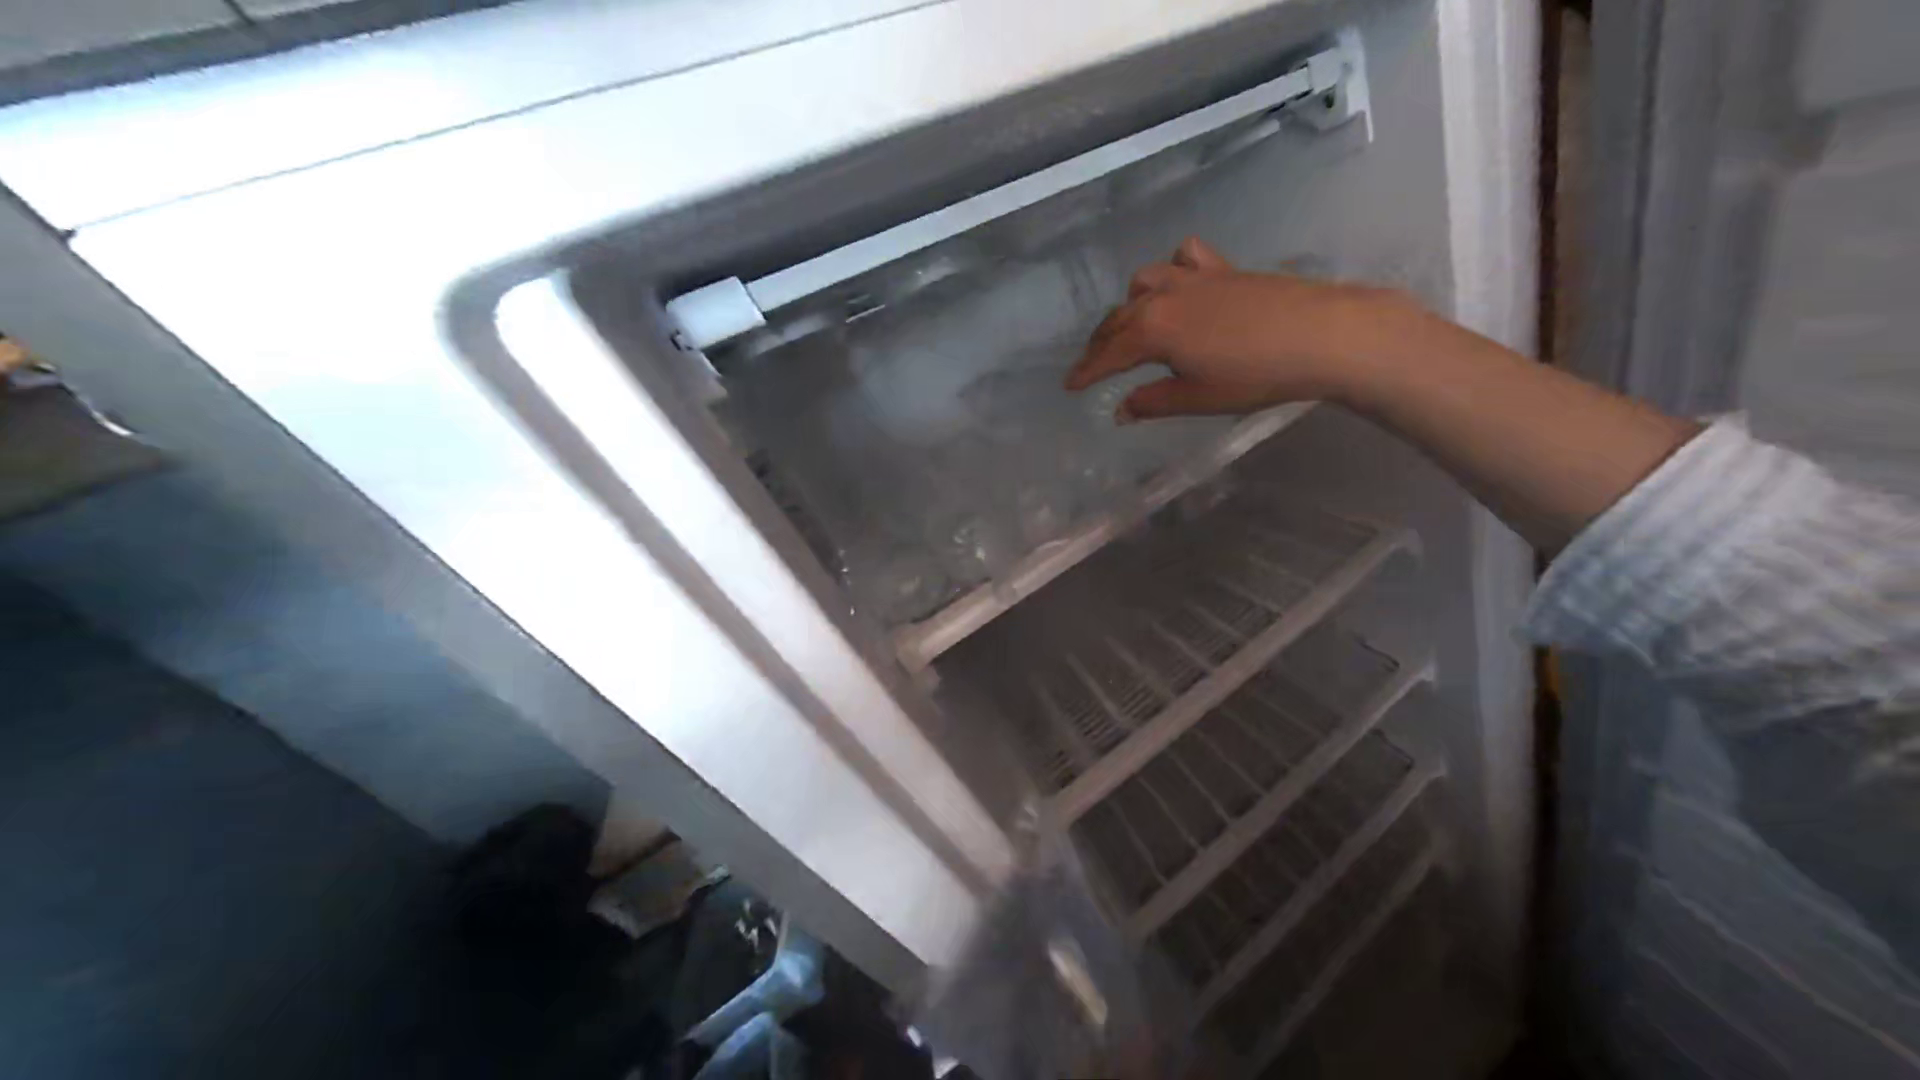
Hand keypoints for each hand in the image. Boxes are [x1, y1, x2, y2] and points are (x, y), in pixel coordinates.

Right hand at [1063, 237, 1424, 419]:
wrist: (1322, 336)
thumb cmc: (1253, 375)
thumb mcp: (1196, 398)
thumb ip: (1152, 402)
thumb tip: (1121, 411)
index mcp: (1151, 330)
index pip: (1107, 354)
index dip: (1086, 372)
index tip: (1069, 385)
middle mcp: (1164, 296)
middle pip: (1119, 317)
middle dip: (1100, 342)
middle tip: (1092, 365)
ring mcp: (1195, 278)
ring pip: (1145, 282)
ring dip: (1130, 303)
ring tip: (1132, 324)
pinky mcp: (1224, 270)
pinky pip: (1185, 258)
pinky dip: (1173, 269)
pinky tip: (1181, 284)